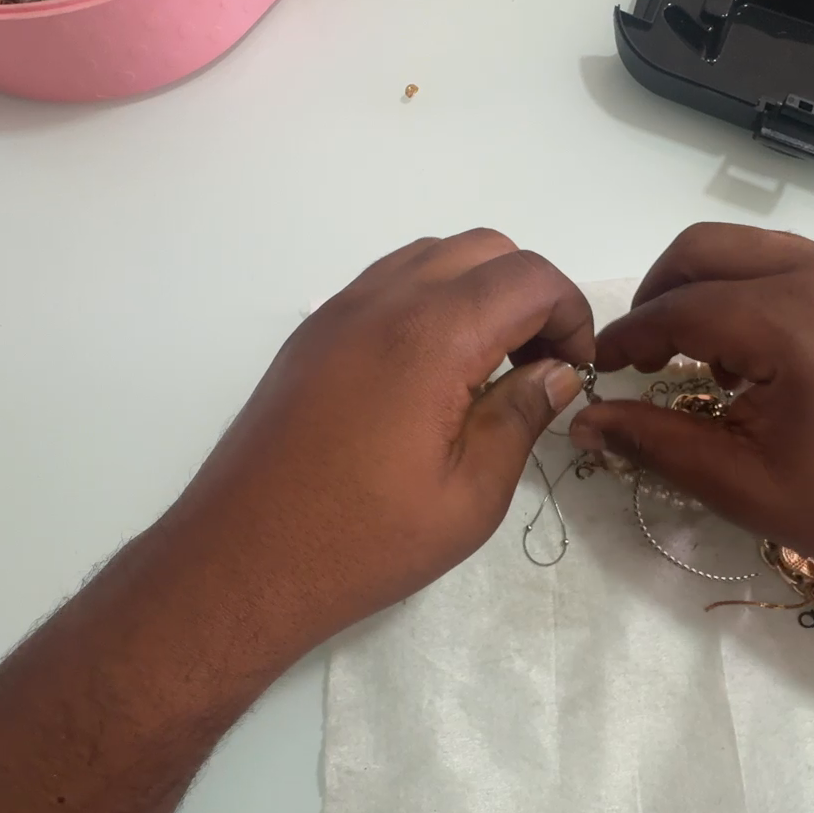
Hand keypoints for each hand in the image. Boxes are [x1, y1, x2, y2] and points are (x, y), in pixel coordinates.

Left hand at [161, 230, 593, 653]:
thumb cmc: (365, 541)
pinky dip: (432, 300)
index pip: (530, 278)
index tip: (572, 370)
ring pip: (434, 257)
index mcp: (432, 337)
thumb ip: (520, 417)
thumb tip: (555, 371)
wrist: (241, 562)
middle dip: (531, 295)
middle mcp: (384, 301)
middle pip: (486, 250)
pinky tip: (435, 369)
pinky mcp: (313, 334)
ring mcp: (340, 311)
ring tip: (489, 364)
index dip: (571, 314)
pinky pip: (390, 282)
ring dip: (480, 292)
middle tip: (537, 365)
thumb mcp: (470, 496)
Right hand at [571, 223, 813, 599]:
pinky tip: (755, 358)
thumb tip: (582, 420)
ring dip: (704, 294)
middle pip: (707, 249)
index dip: (629, 337)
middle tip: (641, 357)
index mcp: (795, 319)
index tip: (599, 368)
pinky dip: (750, 295)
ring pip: (749, 250)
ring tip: (700, 365)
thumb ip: (653, 441)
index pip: (680, 308)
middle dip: (657, 296)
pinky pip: (789, 265)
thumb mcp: (740, 483)